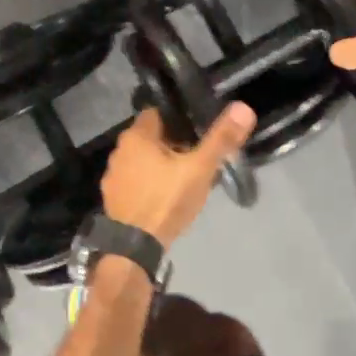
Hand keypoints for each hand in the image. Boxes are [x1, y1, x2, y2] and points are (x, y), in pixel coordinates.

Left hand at [101, 104, 255, 246]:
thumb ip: (220, 140)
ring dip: (157, 163)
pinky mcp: (112, 197)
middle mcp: (120, 149)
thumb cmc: (166, 201)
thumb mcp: (199, 170)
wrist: (134, 248)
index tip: (196, 127)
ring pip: (141, 159)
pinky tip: (163, 194)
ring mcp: (113, 174)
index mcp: (137, 135)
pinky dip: (147, 182)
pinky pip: (134, 180)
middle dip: (171, 142)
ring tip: (181, 174)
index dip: (178, 118)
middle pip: (150, 137)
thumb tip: (243, 107)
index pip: (157, 113)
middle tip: (194, 153)